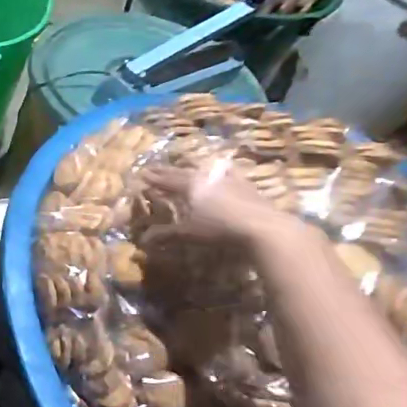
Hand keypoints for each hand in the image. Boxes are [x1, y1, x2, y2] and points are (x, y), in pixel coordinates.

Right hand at [142, 159, 305, 246]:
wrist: (265, 228)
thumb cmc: (220, 228)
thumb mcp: (189, 233)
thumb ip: (166, 234)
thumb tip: (143, 239)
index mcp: (190, 186)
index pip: (167, 180)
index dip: (153, 178)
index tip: (141, 173)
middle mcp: (207, 178)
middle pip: (183, 172)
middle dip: (167, 171)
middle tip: (154, 168)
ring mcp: (229, 180)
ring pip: (206, 170)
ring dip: (193, 168)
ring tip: (188, 166)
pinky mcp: (248, 186)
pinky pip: (229, 173)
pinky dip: (221, 171)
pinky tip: (225, 170)